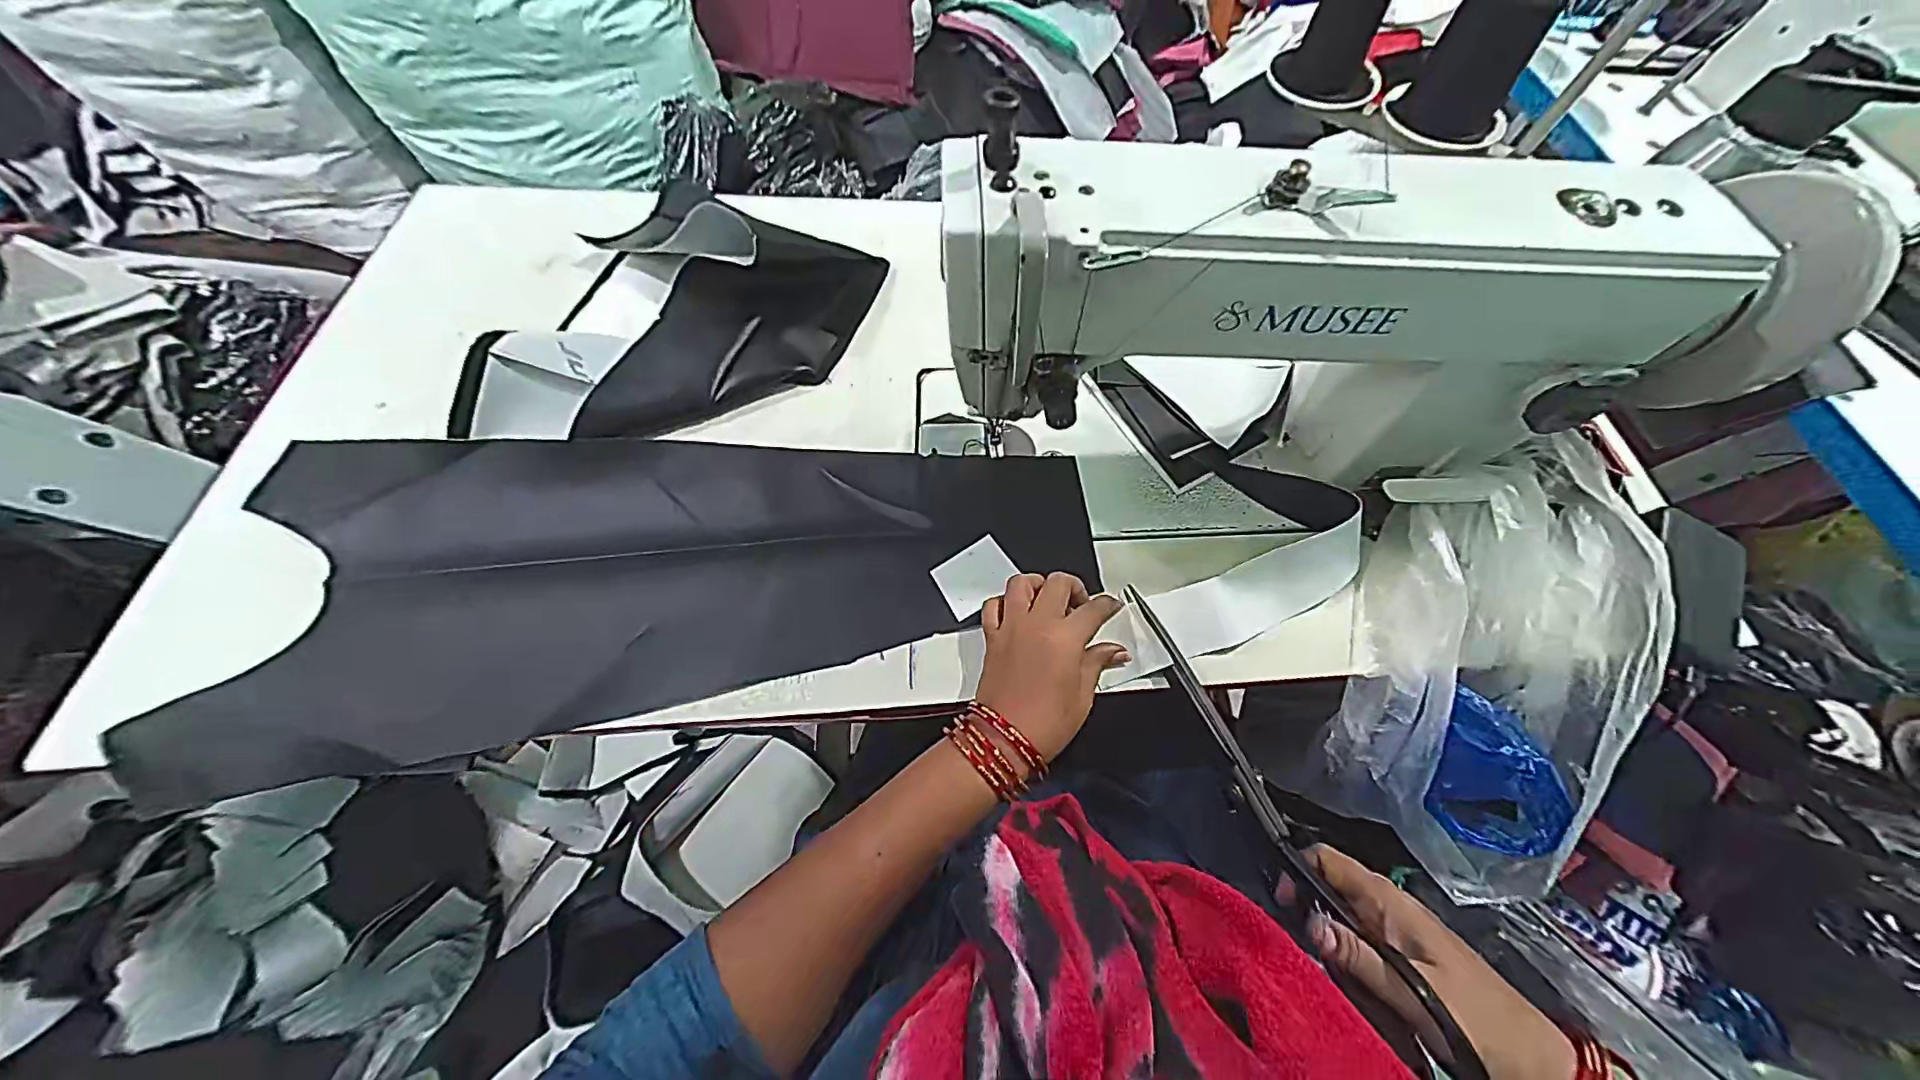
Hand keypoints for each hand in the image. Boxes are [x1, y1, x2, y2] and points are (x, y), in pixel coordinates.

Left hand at [975, 573, 1127, 761]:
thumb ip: (1097, 663)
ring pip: (1021, 583)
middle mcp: (1036, 625)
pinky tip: (1016, 613)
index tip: (1112, 606)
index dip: (1108, 604)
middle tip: (1082, 605)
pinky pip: (993, 605)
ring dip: (1038, 585)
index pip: (1094, 608)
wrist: (1003, 739)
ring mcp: (1011, 628)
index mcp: (1065, 638)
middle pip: (1057, 583)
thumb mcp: (1083, 696)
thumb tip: (1114, 652)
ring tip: (1049, 599)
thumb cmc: (1044, 724)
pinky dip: (1005, 602)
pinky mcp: (992, 638)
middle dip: (1075, 587)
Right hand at [1303, 845, 1576, 1079]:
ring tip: (1320, 960)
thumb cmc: (1480, 1022)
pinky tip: (1343, 972)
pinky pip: (1358, 936)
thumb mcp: (1413, 990)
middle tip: (1300, 941)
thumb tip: (1309, 923)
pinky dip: (1343, 947)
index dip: (1296, 869)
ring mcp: (1398, 929)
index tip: (1282, 901)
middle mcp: (1391, 906)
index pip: (1326, 858)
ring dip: (1325, 930)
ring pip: (1341, 912)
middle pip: (1329, 884)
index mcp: (1390, 902)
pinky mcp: (1403, 952)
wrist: (1538, 1061)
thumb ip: (1359, 955)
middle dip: (1307, 904)